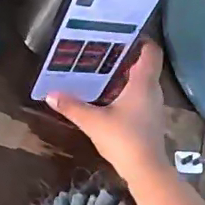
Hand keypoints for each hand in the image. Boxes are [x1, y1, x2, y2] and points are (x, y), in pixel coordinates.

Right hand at [48, 39, 168, 184]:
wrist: (146, 170)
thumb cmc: (123, 139)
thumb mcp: (93, 122)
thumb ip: (72, 106)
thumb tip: (50, 94)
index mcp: (143, 83)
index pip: (151, 51)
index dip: (142, 40)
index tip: (123, 34)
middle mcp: (153, 91)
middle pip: (145, 66)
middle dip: (126, 58)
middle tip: (104, 53)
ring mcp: (154, 107)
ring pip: (142, 83)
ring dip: (126, 78)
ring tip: (103, 74)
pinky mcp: (151, 121)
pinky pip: (141, 99)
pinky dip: (128, 94)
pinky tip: (110, 100)